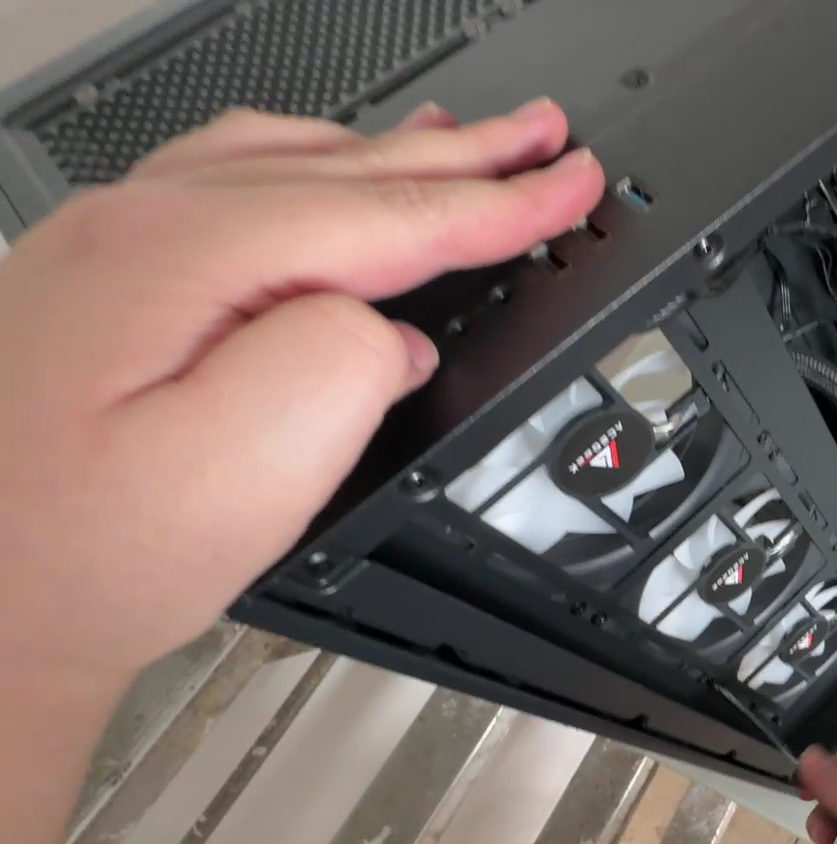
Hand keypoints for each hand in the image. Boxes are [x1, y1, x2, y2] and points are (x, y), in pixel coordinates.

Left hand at [0, 100, 603, 706]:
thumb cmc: (94, 544)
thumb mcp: (253, 458)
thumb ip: (348, 362)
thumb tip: (401, 334)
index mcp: (193, 261)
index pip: (401, 216)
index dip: (507, 201)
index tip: (573, 184)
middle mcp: (152, 233)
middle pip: (358, 170)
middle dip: (476, 153)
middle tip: (547, 138)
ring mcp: (132, 253)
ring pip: (303, 167)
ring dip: (408, 152)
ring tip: (468, 140)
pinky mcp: (133, 287)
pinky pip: (253, 190)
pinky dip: (334, 173)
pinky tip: (348, 176)